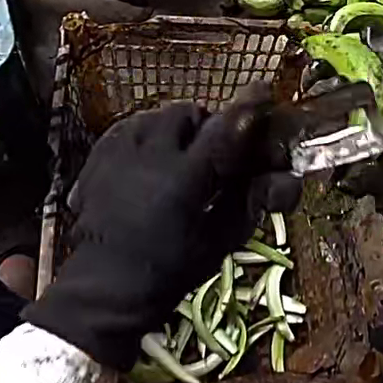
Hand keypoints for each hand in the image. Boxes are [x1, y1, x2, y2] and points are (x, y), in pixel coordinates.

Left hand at [25, 92, 299, 369]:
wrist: (104, 292)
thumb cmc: (170, 271)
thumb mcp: (221, 241)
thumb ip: (253, 202)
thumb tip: (286, 177)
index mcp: (186, 178)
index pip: (224, 129)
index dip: (247, 107)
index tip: (262, 91)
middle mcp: (150, 157)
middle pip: (186, 113)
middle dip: (204, 125)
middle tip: (212, 150)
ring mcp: (117, 156)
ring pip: (153, 116)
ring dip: (173, 127)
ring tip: (178, 152)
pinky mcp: (96, 162)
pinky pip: (125, 129)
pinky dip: (143, 134)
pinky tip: (148, 156)